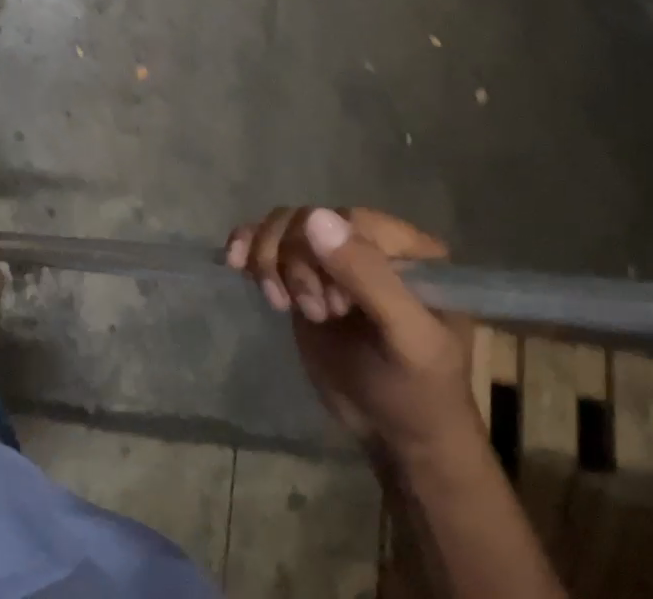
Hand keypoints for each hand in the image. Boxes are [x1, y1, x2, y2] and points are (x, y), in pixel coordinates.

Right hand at [226, 207, 478, 460]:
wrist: (396, 436)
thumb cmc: (416, 391)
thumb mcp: (408, 338)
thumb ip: (369, 277)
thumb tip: (314, 217)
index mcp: (409, 248)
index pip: (347, 220)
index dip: (324, 254)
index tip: (332, 307)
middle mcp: (371, 244)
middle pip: (308, 221)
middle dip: (294, 262)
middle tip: (312, 313)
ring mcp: (333, 262)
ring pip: (283, 229)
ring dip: (268, 260)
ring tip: (280, 304)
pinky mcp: (302, 278)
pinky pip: (269, 245)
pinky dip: (248, 249)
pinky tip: (236, 264)